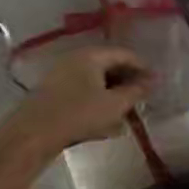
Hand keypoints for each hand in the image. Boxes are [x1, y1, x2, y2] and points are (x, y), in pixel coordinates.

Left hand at [5, 47, 153, 155]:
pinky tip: (106, 120)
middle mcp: (75, 60)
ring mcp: (61, 75)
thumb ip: (137, 90)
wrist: (32, 134)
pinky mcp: (53, 92)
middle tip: (142, 97)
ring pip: (96, 79)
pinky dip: (98, 100)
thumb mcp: (116, 103)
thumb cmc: (80, 114)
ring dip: (114, 92)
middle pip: (109, 65)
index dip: (143, 68)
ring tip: (126, 111)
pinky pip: (84, 90)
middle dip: (128, 80)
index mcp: (91, 56)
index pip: (125, 54)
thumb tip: (152, 81)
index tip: (155, 83)